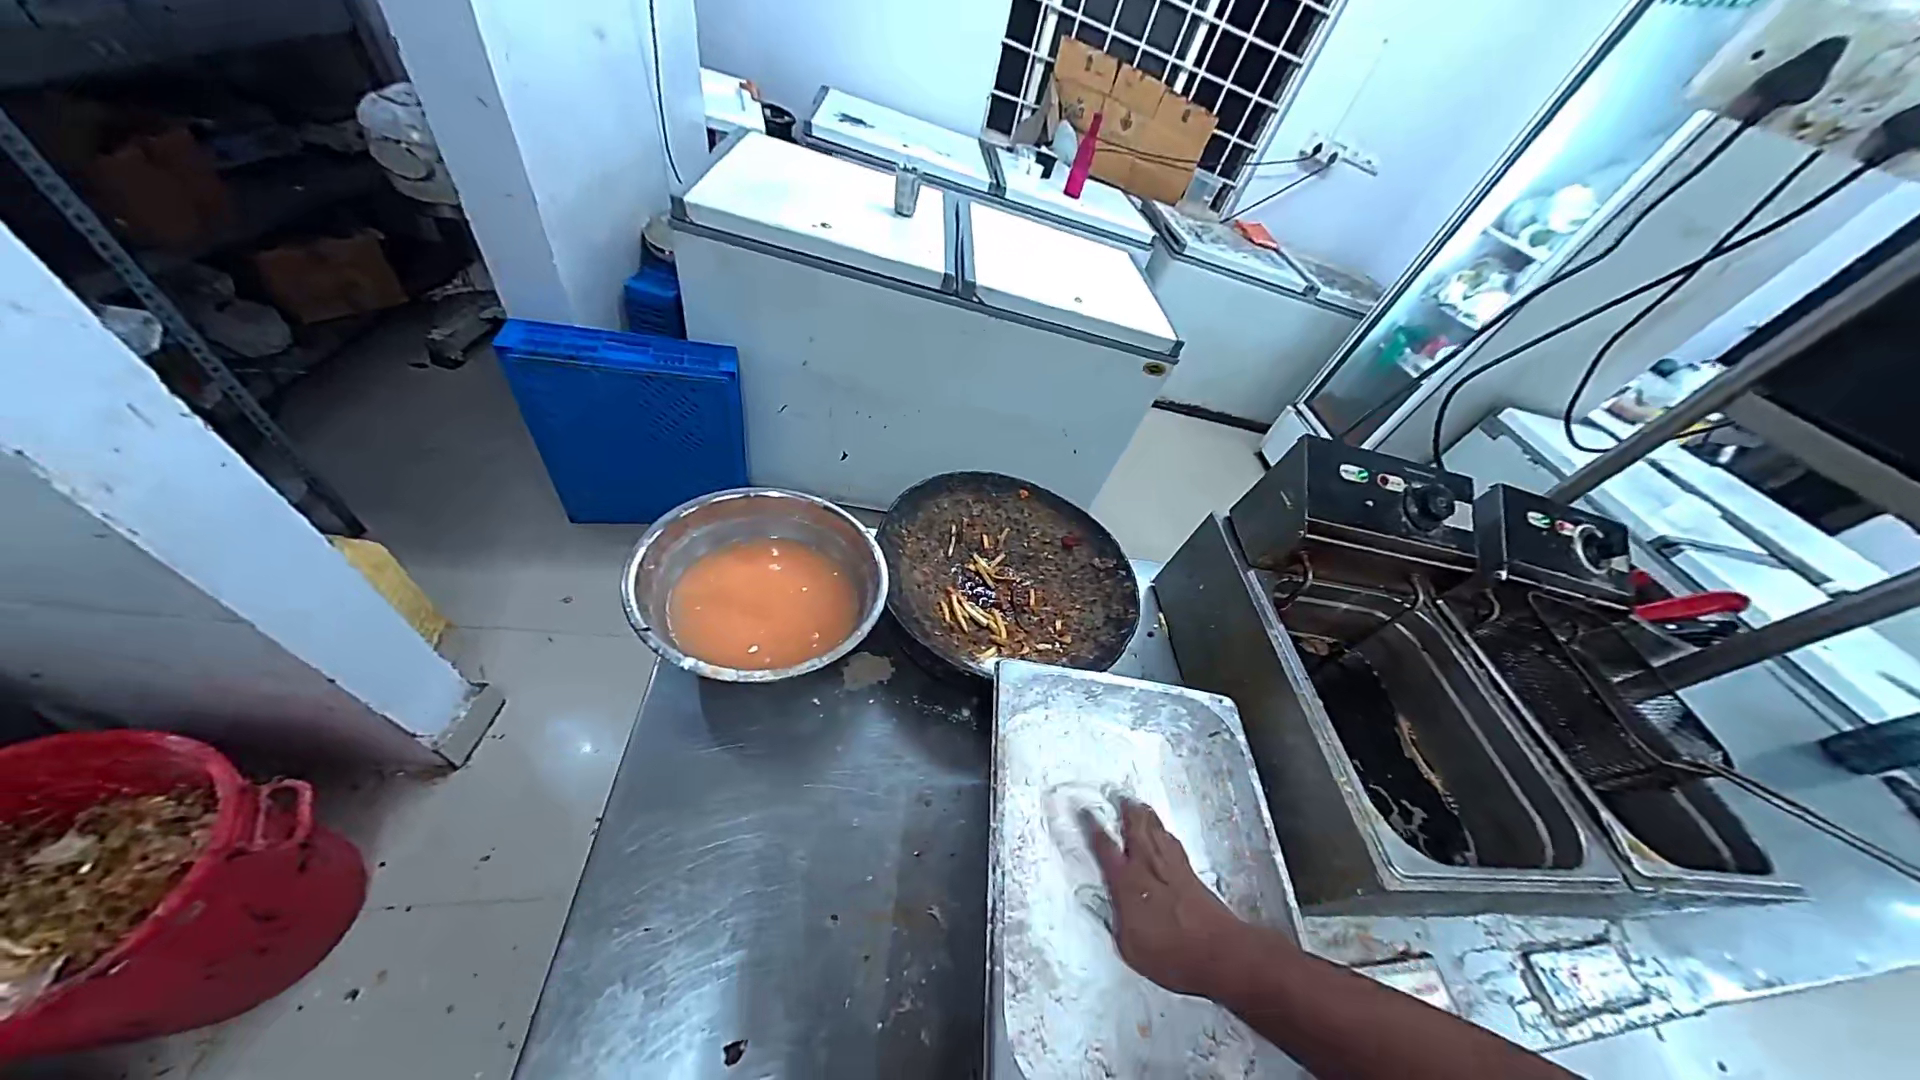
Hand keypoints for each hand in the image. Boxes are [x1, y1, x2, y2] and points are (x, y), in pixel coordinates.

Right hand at [1084, 798, 1263, 997]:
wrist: (1218, 953)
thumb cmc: (1171, 955)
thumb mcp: (1129, 947)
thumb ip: (1115, 920)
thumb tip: (1107, 906)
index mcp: (1126, 882)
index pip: (1104, 847)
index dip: (1092, 827)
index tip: (1085, 812)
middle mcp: (1148, 866)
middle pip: (1135, 827)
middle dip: (1125, 810)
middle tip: (1118, 797)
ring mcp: (1171, 865)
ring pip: (1156, 829)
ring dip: (1145, 816)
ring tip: (1138, 806)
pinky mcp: (1190, 872)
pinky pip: (1173, 842)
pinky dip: (1164, 832)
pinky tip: (1164, 833)